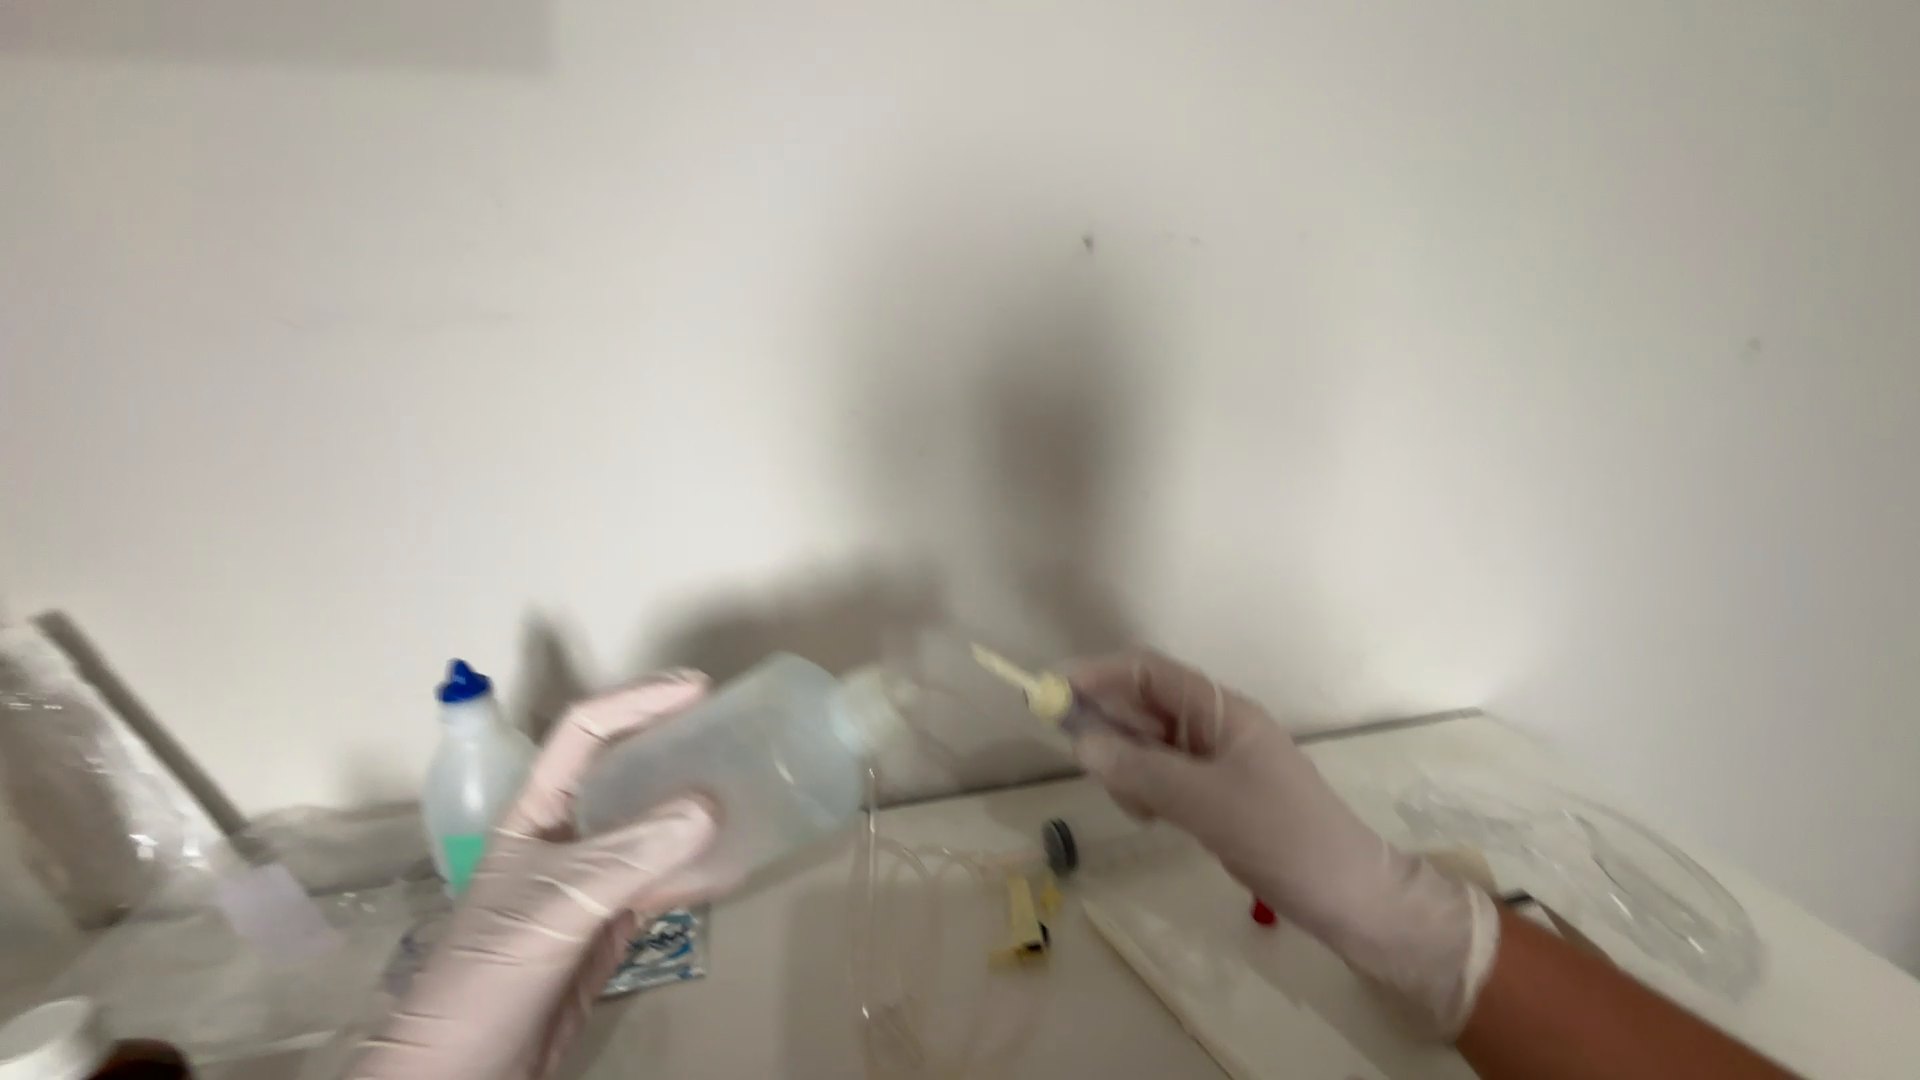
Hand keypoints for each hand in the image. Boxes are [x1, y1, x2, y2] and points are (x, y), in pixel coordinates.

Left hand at [352, 671, 719, 1079]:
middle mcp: (568, 832)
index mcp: (538, 810)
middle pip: (626, 768)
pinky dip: (702, 868)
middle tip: (732, 729)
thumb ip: (631, 855)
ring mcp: (592, 877)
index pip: (585, 731)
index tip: (697, 690)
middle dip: (676, 742)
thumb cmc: (489, 976)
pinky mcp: (611, 919)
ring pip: (653, 823)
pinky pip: (665, 877)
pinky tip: (737, 861)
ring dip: (696, 804)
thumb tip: (710, 805)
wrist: (464, 1078)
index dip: (639, 700)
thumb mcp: (558, 906)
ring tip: (747, 786)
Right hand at [1069, 649, 1498, 1036]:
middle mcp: (1215, 727)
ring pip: (1149, 745)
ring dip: (1127, 764)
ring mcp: (1216, 761)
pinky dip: (1145, 789)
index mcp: (1221, 711)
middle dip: (1110, 726)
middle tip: (1085, 759)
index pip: (1149, 672)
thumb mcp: (1206, 803)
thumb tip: (1081, 744)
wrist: (1352, 899)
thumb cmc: (1284, 837)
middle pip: (1144, 707)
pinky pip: (1163, 777)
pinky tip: (1152, 817)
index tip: (1056, 691)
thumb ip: (1141, 771)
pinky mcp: (1215, 794)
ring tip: (1137, 805)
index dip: (1101, 674)